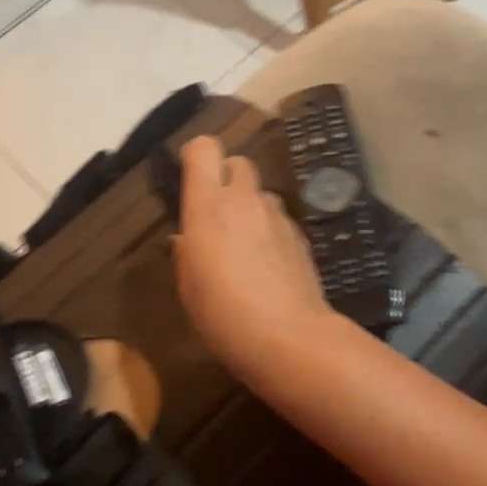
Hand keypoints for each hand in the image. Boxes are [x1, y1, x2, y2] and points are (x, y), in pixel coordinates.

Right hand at [172, 136, 333, 377]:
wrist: (289, 336)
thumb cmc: (224, 314)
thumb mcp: (189, 288)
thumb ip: (186, 254)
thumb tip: (187, 240)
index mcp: (209, 206)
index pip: (205, 148)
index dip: (198, 155)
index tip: (191, 177)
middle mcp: (245, 201)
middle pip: (240, 162)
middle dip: (228, 178)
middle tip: (218, 213)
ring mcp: (278, 216)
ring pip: (262, 193)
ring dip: (251, 207)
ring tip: (244, 245)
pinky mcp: (301, 236)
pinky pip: (280, 220)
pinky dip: (270, 231)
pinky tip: (268, 265)